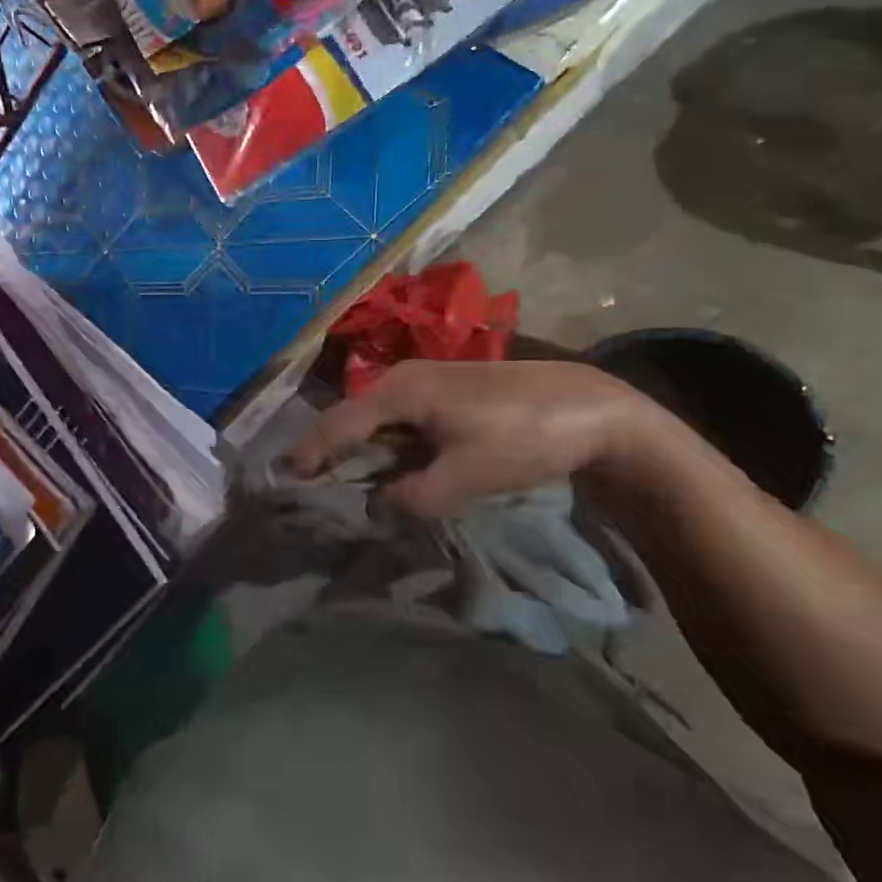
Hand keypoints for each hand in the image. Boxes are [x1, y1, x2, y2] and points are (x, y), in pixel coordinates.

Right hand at [284, 360, 651, 516]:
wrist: (598, 407)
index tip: (284, 479)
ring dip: (352, 446)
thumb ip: (413, 496)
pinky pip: (393, 416)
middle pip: (347, 416)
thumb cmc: (527, 437)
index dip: (308, 453)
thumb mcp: (468, 477)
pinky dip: (379, 440)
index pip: (337, 425)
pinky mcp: (443, 389)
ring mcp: (422, 379)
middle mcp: (400, 378)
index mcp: (397, 392)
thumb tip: (378, 504)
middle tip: (303, 480)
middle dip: (323, 448)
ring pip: (370, 415)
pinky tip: (382, 460)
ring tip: (334, 475)